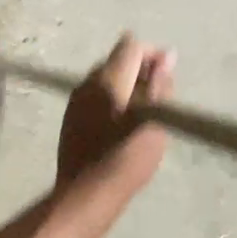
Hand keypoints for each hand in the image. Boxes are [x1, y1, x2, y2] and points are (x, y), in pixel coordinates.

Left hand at [56, 34, 174, 194]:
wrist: (87, 191)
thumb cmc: (128, 158)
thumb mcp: (155, 122)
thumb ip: (159, 86)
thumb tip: (166, 56)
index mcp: (108, 79)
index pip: (130, 46)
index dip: (152, 54)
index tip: (167, 75)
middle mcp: (86, 83)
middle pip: (115, 61)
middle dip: (138, 70)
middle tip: (158, 96)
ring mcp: (74, 100)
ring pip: (103, 79)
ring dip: (124, 86)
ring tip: (143, 112)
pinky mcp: (69, 117)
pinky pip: (93, 96)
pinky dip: (110, 100)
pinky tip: (121, 123)